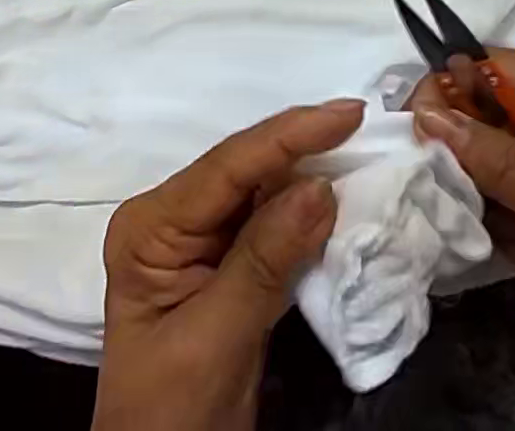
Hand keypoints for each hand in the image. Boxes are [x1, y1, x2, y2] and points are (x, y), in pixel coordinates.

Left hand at [93, 99, 363, 430]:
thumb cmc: (171, 414)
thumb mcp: (214, 339)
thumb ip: (264, 260)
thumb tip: (320, 186)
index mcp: (152, 226)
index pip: (228, 166)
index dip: (290, 134)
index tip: (349, 113)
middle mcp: (174, 215)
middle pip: (247, 165)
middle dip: (304, 142)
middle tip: (363, 121)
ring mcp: (202, 233)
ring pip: (264, 184)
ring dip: (312, 166)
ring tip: (360, 143)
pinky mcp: (230, 252)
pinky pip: (275, 215)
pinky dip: (310, 204)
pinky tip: (339, 188)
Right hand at [413, 52, 514, 430]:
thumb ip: (510, 167)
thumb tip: (428, 115)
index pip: (500, 70)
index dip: (449, 88)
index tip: (404, 130)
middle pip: (492, 115)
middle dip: (454, 146)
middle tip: (414, 185)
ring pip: (496, 163)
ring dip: (469, 190)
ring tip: (439, 220)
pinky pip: (513, 205)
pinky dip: (493, 225)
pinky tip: (476, 249)